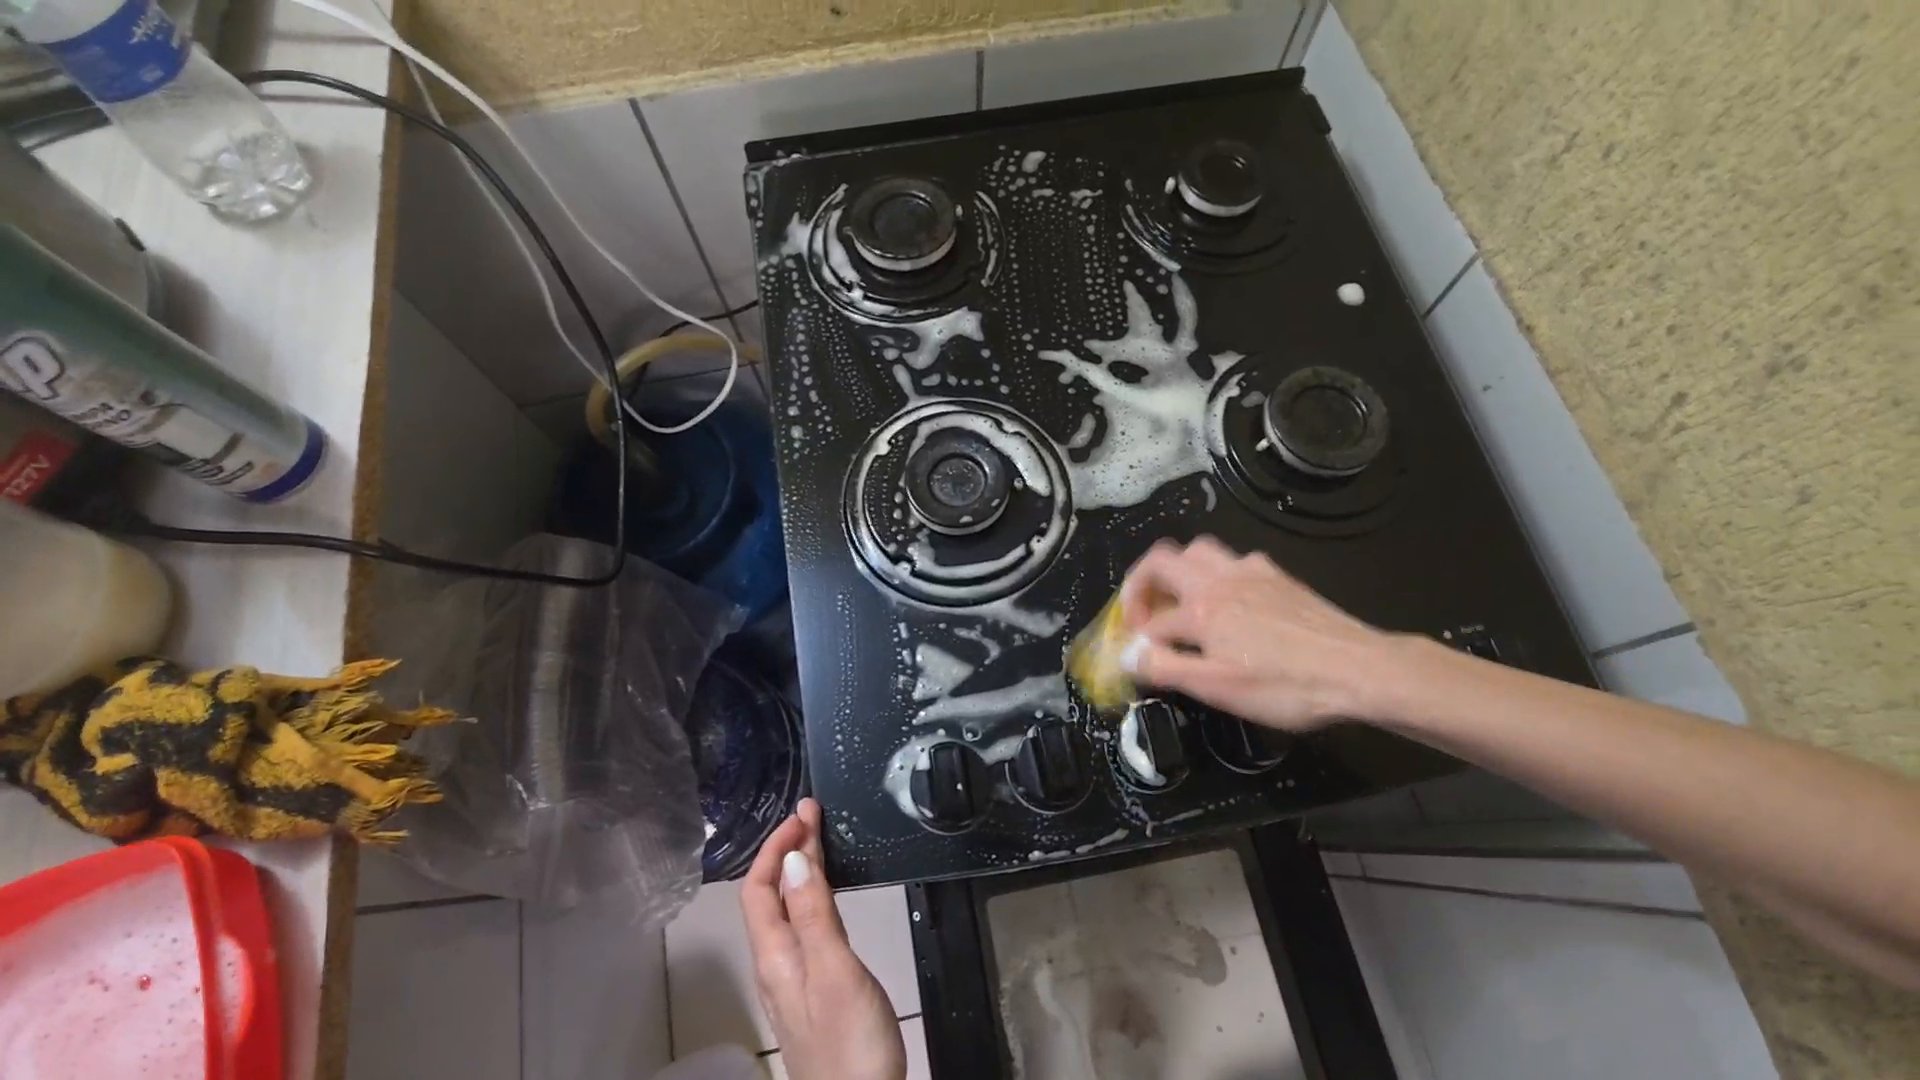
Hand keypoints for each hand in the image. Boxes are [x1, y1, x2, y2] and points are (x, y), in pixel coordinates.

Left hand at [740, 798, 905, 1079]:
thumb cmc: (850, 1040)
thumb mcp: (835, 971)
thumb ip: (814, 914)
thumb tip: (792, 858)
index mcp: (776, 956)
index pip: (759, 888)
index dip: (775, 847)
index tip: (802, 815)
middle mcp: (777, 965)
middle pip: (772, 897)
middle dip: (789, 851)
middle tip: (813, 815)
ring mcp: (794, 981)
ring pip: (787, 912)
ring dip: (799, 872)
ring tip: (820, 842)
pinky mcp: (815, 992)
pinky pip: (803, 929)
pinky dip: (813, 898)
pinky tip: (827, 897)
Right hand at [1117, 537, 1398, 730]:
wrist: (1360, 669)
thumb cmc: (1285, 686)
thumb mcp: (1218, 688)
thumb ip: (1166, 668)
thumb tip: (1126, 656)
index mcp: (1202, 608)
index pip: (1154, 621)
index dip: (1140, 642)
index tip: (1140, 661)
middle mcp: (1220, 579)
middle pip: (1164, 561)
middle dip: (1143, 585)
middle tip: (1144, 615)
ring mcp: (1252, 571)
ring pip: (1199, 551)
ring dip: (1178, 571)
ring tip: (1181, 601)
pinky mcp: (1278, 576)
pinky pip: (1233, 560)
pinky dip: (1216, 574)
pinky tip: (1231, 601)